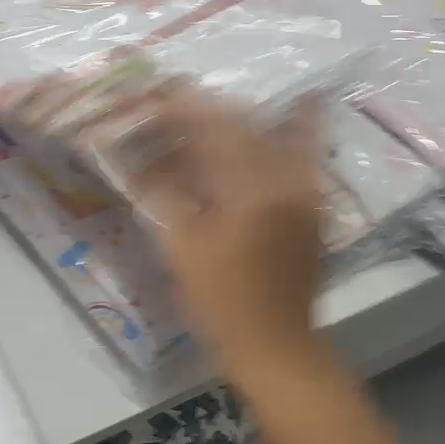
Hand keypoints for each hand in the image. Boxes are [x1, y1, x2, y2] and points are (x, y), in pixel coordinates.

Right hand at [114, 90, 328, 370]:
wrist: (275, 345)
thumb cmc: (218, 299)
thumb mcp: (179, 244)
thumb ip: (161, 190)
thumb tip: (133, 153)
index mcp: (250, 191)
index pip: (215, 129)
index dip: (180, 108)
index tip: (150, 97)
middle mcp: (287, 183)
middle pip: (246, 126)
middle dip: (205, 110)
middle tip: (168, 103)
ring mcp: (306, 195)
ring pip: (276, 137)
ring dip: (238, 120)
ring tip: (203, 115)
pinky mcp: (311, 208)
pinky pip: (299, 157)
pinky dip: (288, 134)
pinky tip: (291, 113)